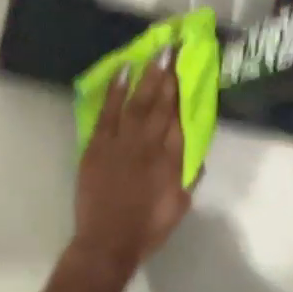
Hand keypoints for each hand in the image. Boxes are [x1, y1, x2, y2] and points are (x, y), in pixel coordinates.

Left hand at [73, 52, 192, 273]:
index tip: (188, 69)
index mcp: (171, 162)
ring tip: (152, 54)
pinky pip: (107, 113)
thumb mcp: (179, 205)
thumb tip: (195, 154)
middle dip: (167, 75)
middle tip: (172, 49)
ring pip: (135, 103)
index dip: (184, 92)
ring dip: (145, 77)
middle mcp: (148, 146)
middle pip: (160, 104)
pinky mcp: (97, 146)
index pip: (180, 119)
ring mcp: (121, 144)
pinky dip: (115, 92)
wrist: (107, 242)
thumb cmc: (147, 229)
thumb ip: (188, 176)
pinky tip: (122, 73)